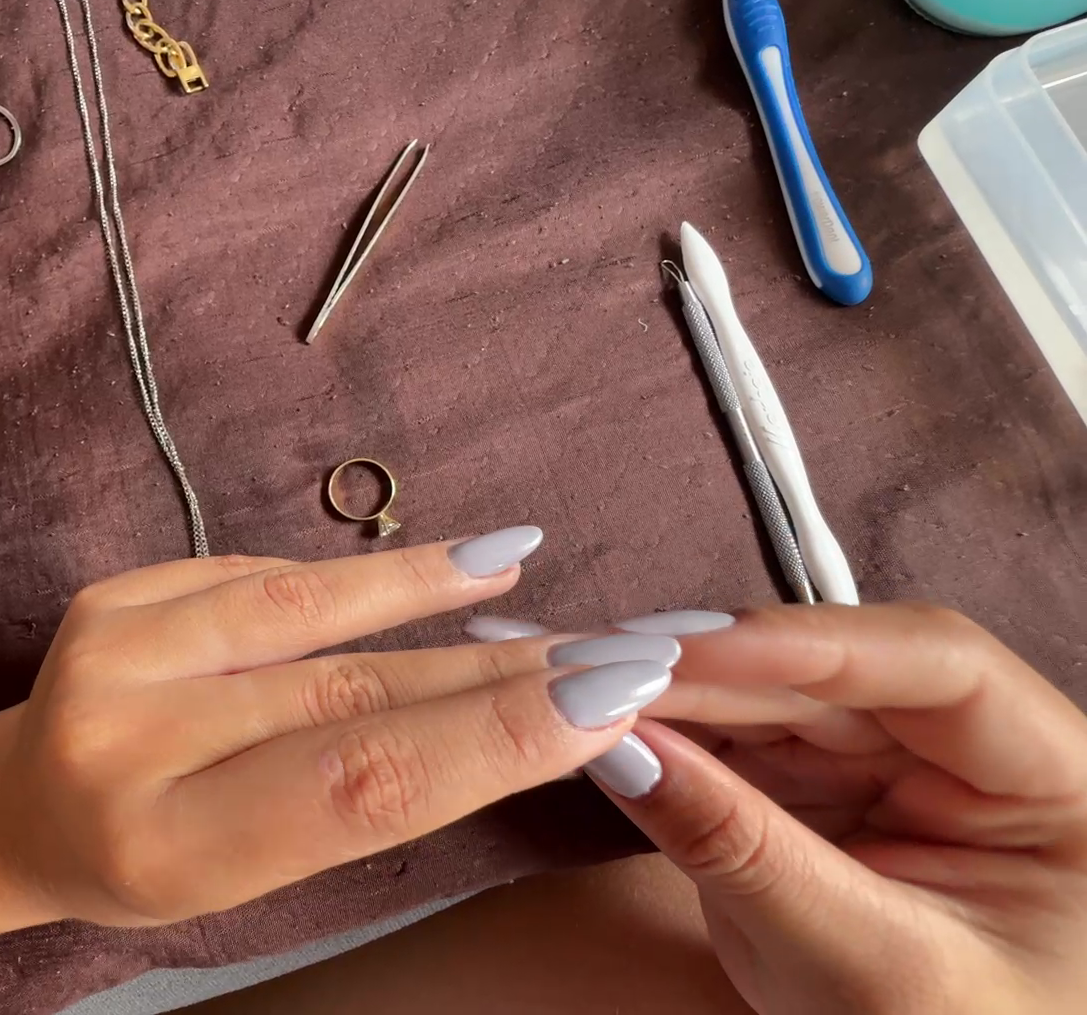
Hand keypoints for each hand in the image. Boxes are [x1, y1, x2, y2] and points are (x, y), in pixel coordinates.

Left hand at [0, 530, 677, 925]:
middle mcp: (132, 738)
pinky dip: (335, 576)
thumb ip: (348, 793)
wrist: (16, 802)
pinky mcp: (106, 597)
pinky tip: (408, 567)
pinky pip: (245, 578)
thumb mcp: (239, 869)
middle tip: (601, 641)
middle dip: (483, 667)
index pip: (355, 785)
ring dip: (414, 585)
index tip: (600, 700)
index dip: (486, 739)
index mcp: (172, 844)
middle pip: (339, 693)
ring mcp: (109, 651)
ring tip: (510, 559)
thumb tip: (492, 711)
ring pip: (295, 609)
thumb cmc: (140, 856)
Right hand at [610, 605, 1086, 1014]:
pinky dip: (651, 728)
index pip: (936, 666)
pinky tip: (595, 723)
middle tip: (585, 672)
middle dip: (694, 671)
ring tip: (570, 692)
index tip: (675, 649)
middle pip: (812, 673)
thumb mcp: (862, 968)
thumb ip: (738, 846)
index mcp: (1057, 792)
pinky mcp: (796, 781)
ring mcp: (869, 763)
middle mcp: (957, 754)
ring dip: (658, 693)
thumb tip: (614, 743)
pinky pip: (713, 733)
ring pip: (748, 694)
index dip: (799, 641)